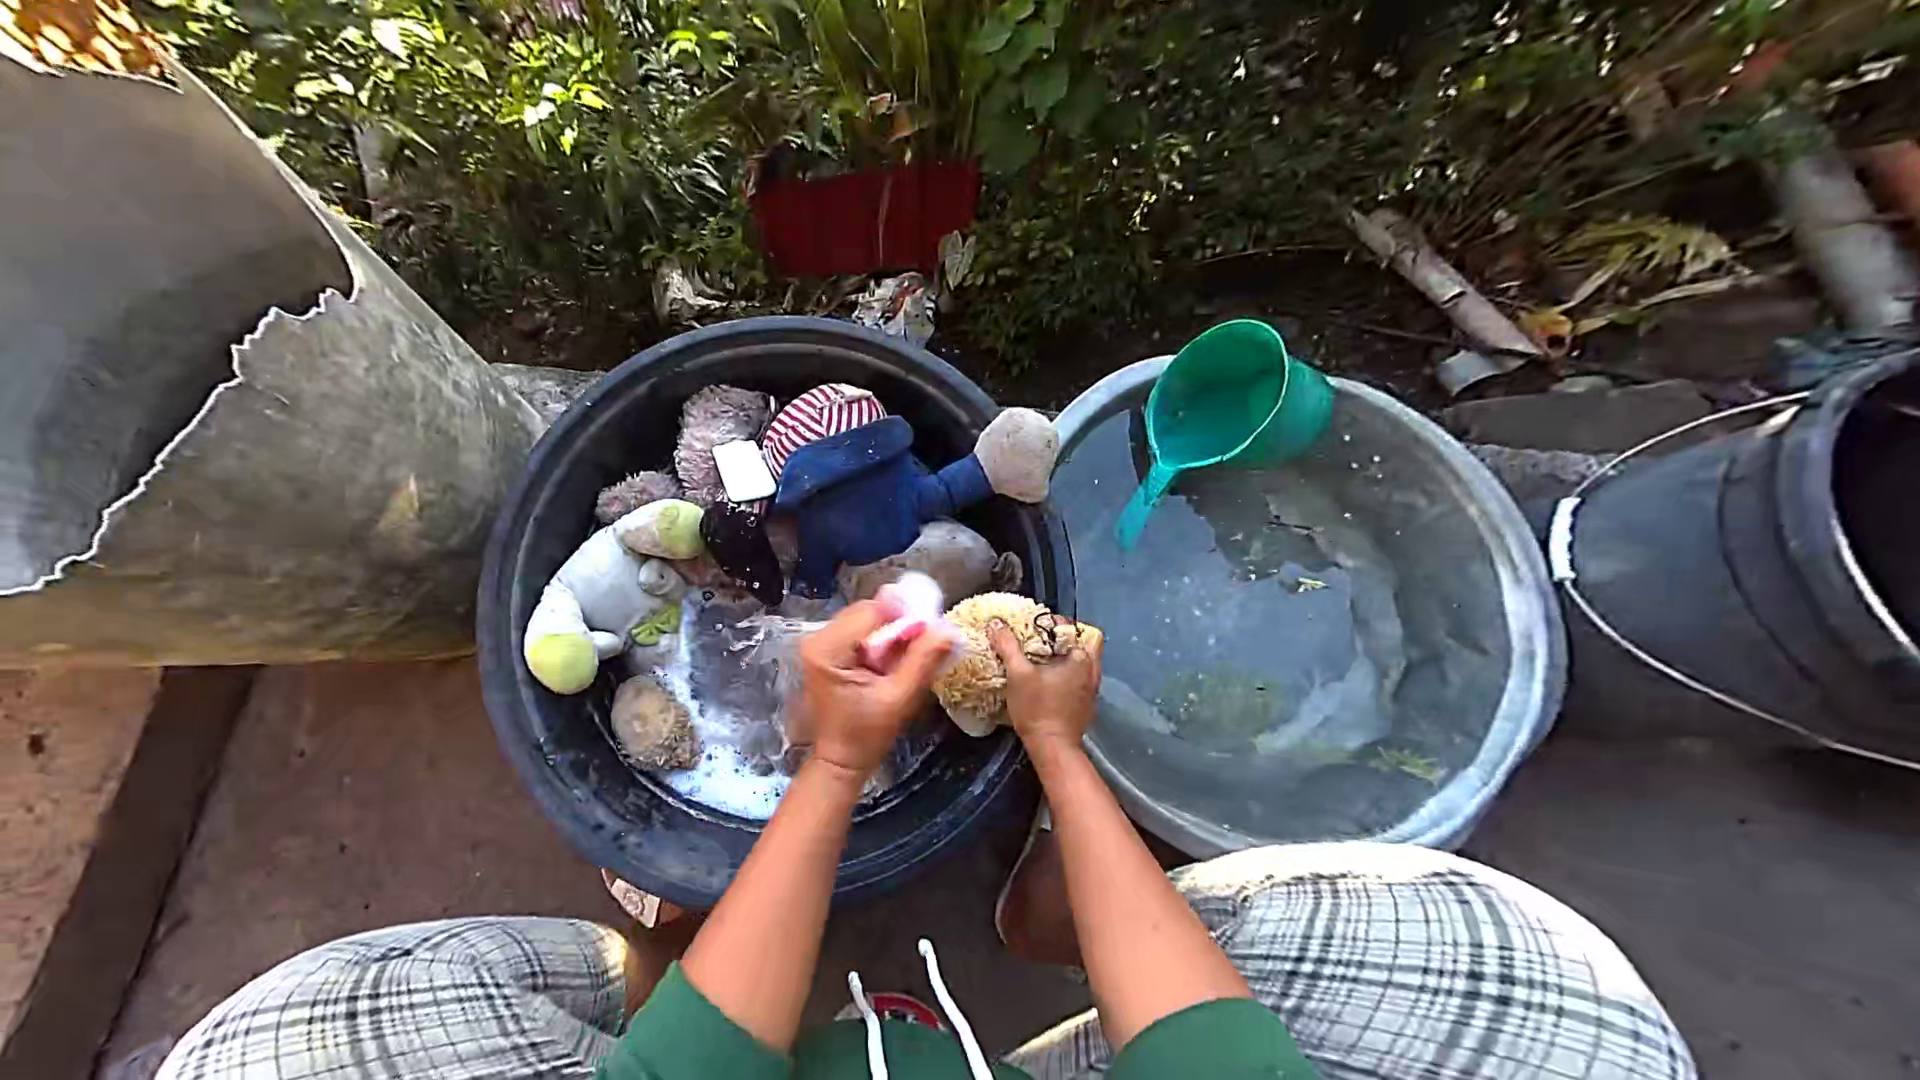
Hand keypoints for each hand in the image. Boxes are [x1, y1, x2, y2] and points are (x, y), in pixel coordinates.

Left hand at [797, 600, 953, 776]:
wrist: (842, 759)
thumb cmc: (865, 735)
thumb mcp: (899, 699)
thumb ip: (922, 661)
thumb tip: (947, 629)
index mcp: (827, 650)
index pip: (871, 612)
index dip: (903, 612)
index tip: (931, 623)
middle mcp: (818, 639)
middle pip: (868, 610)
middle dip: (899, 620)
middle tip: (926, 635)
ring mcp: (821, 642)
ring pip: (867, 617)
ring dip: (892, 628)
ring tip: (914, 646)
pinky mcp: (829, 648)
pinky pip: (862, 629)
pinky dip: (882, 637)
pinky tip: (897, 654)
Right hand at [988, 619, 1100, 756]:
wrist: (1053, 748)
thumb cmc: (1037, 708)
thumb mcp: (1017, 674)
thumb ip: (1007, 645)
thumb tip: (996, 623)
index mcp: (1081, 658)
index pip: (1071, 627)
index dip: (1051, 624)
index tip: (1032, 629)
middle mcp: (1093, 670)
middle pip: (1080, 643)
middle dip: (1060, 640)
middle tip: (1038, 643)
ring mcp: (1093, 689)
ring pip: (1081, 662)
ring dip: (1063, 658)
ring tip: (1041, 661)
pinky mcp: (1087, 704)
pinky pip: (1080, 679)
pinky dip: (1067, 675)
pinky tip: (1048, 682)